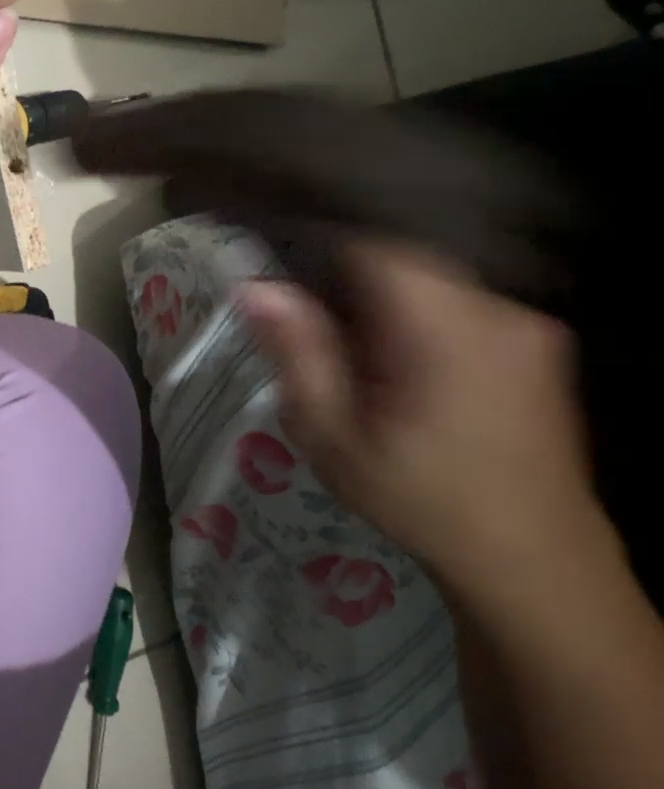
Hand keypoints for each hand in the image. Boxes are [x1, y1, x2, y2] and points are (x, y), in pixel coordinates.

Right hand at [241, 240, 598, 586]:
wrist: (532, 558)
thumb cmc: (417, 497)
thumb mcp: (331, 432)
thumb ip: (298, 352)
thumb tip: (254, 287)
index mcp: (447, 330)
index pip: (376, 243)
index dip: (315, 230)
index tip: (265, 237)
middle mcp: (498, 312)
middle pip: (402, 255)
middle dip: (339, 266)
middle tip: (285, 290)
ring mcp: (526, 325)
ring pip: (428, 276)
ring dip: (373, 289)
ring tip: (328, 324)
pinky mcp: (533, 342)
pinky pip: (454, 299)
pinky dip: (407, 306)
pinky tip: (380, 346)